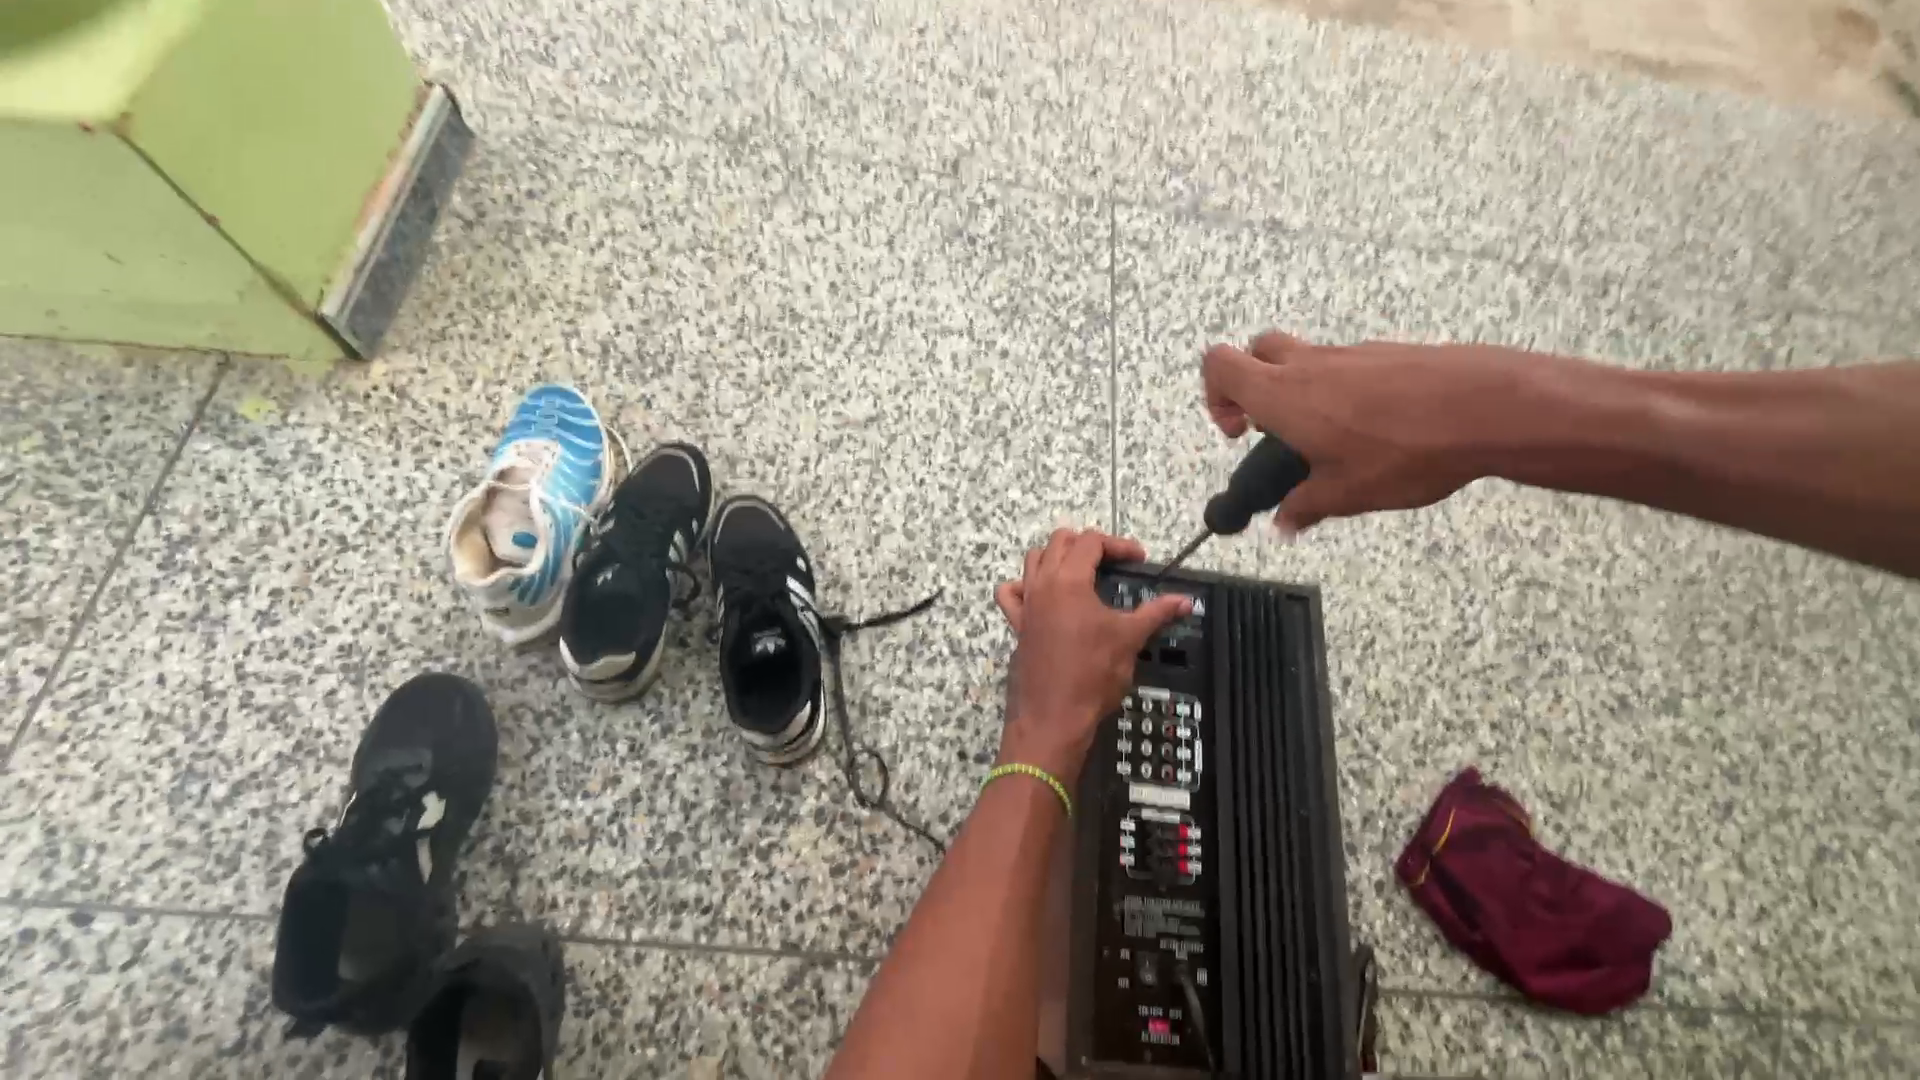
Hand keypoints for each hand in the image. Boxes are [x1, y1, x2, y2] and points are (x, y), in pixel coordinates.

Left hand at [991, 530, 1192, 784]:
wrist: (1053, 716)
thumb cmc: (1092, 674)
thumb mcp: (1130, 639)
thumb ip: (1157, 613)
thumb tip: (1186, 601)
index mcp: (1068, 580)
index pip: (1091, 541)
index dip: (1118, 544)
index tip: (1138, 560)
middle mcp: (1042, 584)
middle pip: (1059, 541)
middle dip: (1087, 544)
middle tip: (1112, 563)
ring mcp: (1026, 603)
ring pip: (1033, 560)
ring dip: (1057, 557)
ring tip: (1082, 573)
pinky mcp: (1017, 624)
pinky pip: (1011, 593)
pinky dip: (1023, 586)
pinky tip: (1041, 595)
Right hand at [1203, 332, 1555, 532]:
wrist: (1489, 408)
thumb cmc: (1407, 449)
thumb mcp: (1346, 494)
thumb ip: (1304, 507)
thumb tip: (1285, 522)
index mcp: (1284, 395)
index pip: (1219, 364)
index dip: (1215, 395)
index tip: (1239, 430)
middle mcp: (1309, 365)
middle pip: (1256, 350)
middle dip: (1252, 383)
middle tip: (1271, 425)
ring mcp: (1350, 354)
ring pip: (1304, 357)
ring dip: (1301, 388)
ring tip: (1330, 438)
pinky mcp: (1387, 354)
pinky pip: (1347, 364)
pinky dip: (1343, 390)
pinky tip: (1374, 430)